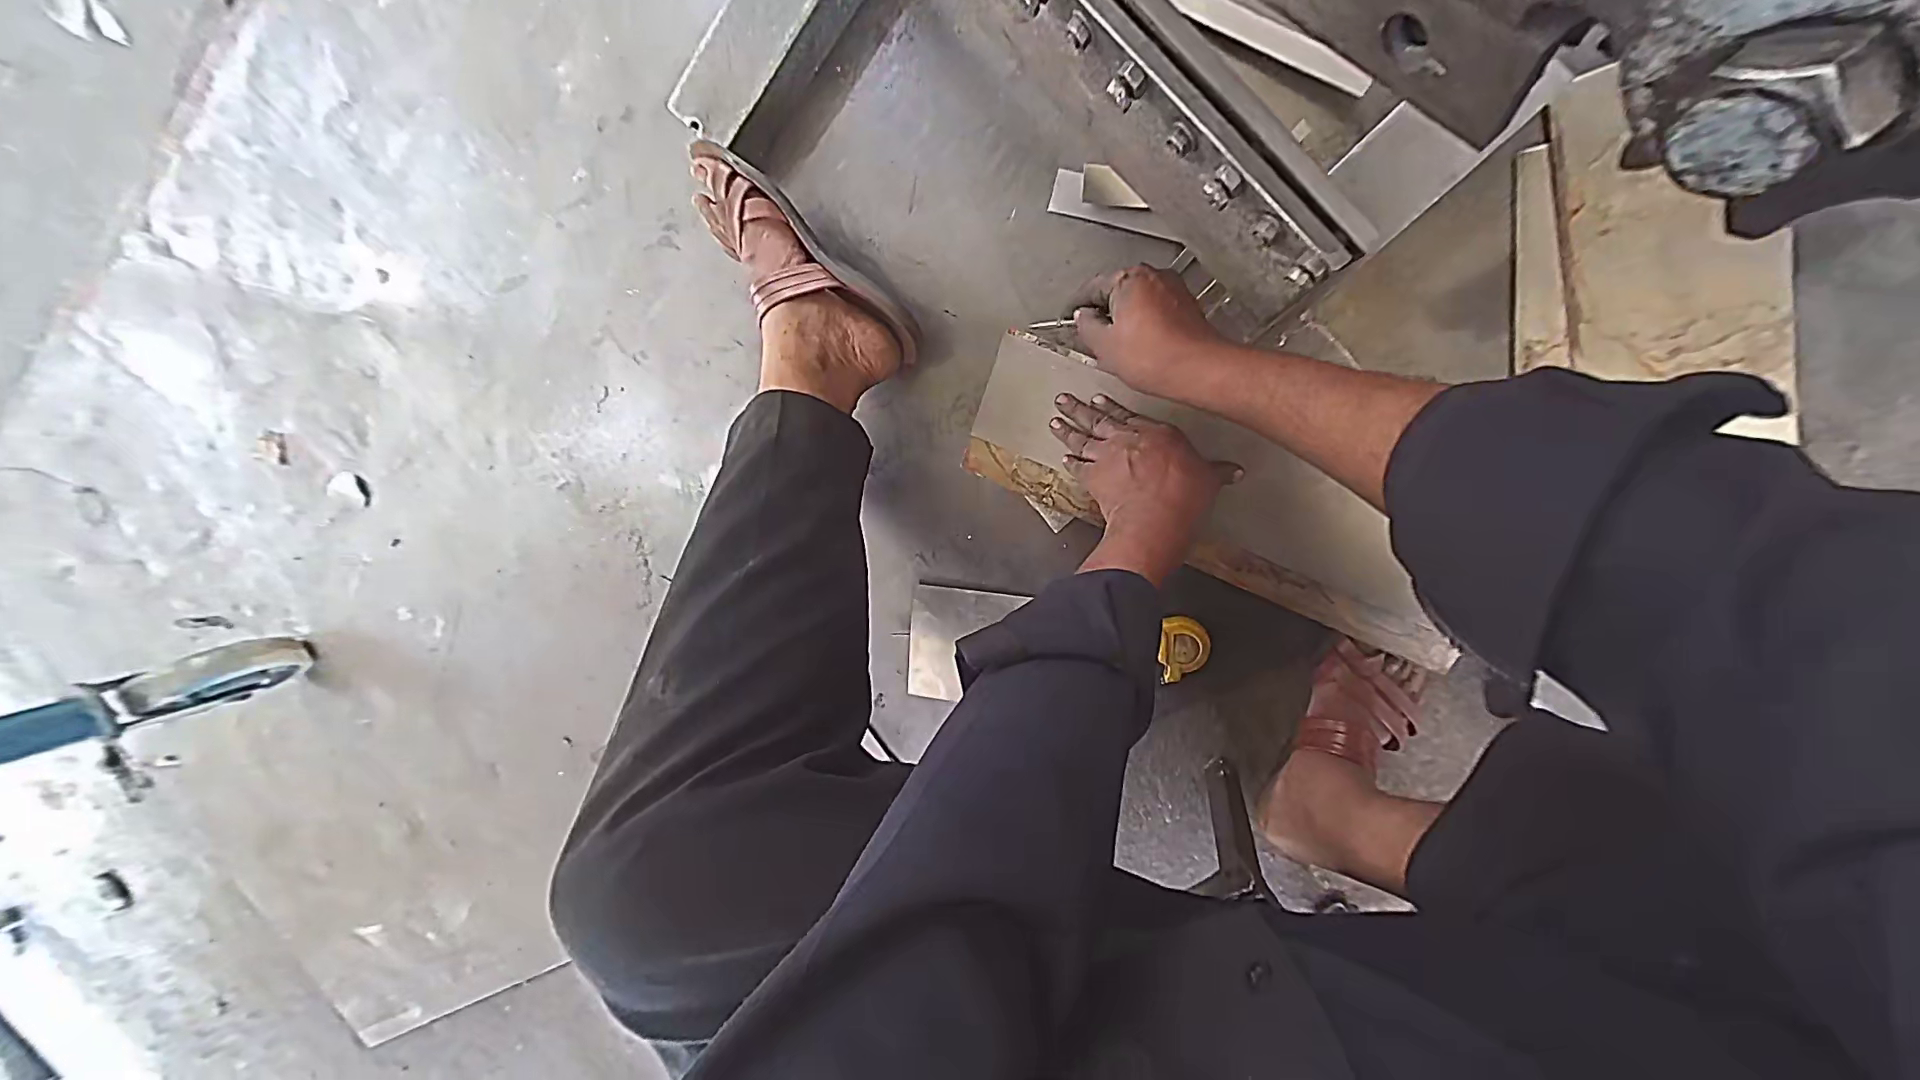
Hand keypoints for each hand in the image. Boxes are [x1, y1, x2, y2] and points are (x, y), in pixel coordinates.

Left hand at [1050, 393, 1240, 584]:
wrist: (1155, 515)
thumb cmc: (1183, 496)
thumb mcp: (1208, 479)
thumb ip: (1216, 471)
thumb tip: (1234, 471)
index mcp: (1157, 432)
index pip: (1132, 415)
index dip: (1115, 407)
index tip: (1102, 399)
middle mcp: (1127, 438)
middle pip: (1100, 419)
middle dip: (1082, 408)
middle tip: (1066, 399)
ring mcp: (1106, 455)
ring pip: (1081, 437)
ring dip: (1067, 429)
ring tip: (1056, 420)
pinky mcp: (1092, 476)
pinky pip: (1077, 467)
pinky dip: (1069, 462)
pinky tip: (1063, 457)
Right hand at [1068, 265, 1225, 400]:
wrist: (1196, 370)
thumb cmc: (1156, 357)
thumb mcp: (1103, 345)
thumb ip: (1085, 326)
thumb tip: (1083, 319)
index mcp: (1129, 278)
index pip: (1091, 288)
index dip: (1077, 307)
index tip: (1072, 318)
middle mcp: (1154, 276)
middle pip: (1116, 292)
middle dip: (1104, 314)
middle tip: (1094, 338)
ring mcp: (1173, 290)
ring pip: (1138, 302)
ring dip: (1125, 321)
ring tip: (1120, 348)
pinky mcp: (1186, 307)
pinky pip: (1156, 312)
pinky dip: (1145, 326)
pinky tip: (1141, 348)